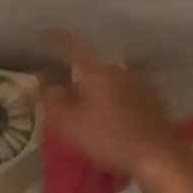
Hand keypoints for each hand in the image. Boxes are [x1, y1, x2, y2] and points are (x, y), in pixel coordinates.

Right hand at [29, 30, 183, 175]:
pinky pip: (122, 92)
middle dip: (74, 74)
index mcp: (97, 71)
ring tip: (82, 107)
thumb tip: (33, 80)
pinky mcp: (150, 101)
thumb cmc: (110, 137)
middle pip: (90, 65)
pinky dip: (109, 99)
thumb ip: (49, 98)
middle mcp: (118, 70)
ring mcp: (138, 84)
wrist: (159, 156)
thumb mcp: (70, 122)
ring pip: (107, 80)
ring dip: (93, 89)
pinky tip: (107, 118)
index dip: (55, 39)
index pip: (72, 46)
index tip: (42, 35)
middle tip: (60, 88)